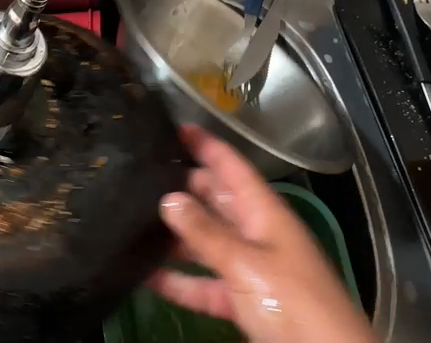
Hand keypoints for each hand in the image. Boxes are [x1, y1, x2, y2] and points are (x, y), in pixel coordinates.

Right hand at [150, 125, 373, 342]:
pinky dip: (182, 281)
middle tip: (143, 175)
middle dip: (185, 187)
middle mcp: (258, 233)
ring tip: (136, 221)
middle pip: (218, 201)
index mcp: (265, 212)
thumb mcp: (247, 265)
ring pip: (210, 242)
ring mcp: (253, 269)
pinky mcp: (246, 302)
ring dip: (178, 236)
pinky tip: (148, 276)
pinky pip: (207, 283)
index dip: (207, 145)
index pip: (232, 166)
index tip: (174, 127)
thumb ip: (207, 233)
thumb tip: (169, 198)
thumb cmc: (294, 304)